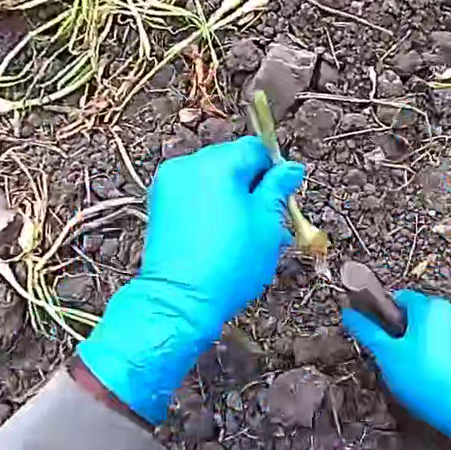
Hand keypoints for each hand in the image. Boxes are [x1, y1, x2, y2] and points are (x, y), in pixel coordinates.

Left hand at [77, 138, 304, 423]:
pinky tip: (224, 236)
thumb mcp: (267, 224)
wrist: (180, 301)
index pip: (254, 149)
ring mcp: (170, 184)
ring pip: (213, 179)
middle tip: (269, 220)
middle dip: (252, 186)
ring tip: (247, 234)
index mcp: (217, 164)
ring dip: (232, 198)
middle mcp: (188, 166)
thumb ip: (278, 189)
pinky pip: (194, 194)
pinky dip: (211, 207)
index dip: (273, 171)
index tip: (281, 196)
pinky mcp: (159, 205)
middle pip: (232, 162)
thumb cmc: (228, 265)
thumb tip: (291, 169)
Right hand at [343, 291, 450, 449]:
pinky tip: (444, 391)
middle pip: (419, 320)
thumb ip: (369, 334)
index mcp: (432, 307)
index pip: (398, 300)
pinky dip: (448, 367)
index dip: (383, 320)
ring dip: (427, 355)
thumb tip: (352, 316)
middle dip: (405, 340)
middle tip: (397, 368)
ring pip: (439, 338)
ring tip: (423, 385)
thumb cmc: (440, 387)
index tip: (377, 340)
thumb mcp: (390, 360)